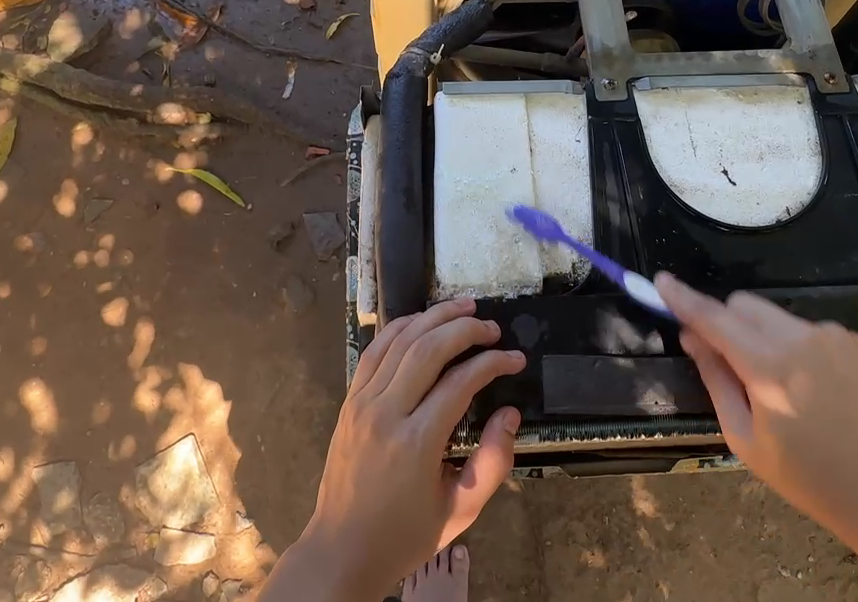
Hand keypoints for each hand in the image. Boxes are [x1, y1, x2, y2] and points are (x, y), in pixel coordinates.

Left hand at [277, 298, 524, 600]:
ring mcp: (362, 402)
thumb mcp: (460, 511)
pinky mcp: (349, 400)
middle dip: (466, 329)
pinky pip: (375, 350)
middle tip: (493, 328)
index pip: (460, 382)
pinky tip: (422, 320)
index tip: (516, 358)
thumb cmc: (405, 534)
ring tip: (465, 308)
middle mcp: (386, 413)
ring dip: (434, 317)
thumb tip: (509, 413)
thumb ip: (493, 463)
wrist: (341, 549)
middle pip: (428, 348)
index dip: (493, 363)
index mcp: (416, 443)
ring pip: (400, 340)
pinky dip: (400, 327)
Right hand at [657, 274, 857, 601]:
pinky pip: (807, 329)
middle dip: (725, 323)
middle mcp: (802, 338)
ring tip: (781, 389)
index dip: (683, 298)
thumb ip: (715, 379)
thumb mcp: (745, 439)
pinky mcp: (856, 342)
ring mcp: (834, 336)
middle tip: (727, 362)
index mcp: (770, 367)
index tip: (660, 280)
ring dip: (761, 337)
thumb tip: (691, 336)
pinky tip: (814, 389)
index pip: (714, 318)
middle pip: (743, 305)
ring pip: (774, 317)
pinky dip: (794, 346)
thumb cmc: (810, 478)